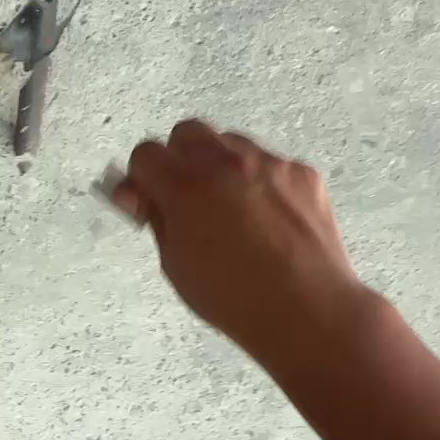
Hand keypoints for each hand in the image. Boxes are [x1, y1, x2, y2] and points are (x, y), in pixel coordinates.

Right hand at [113, 120, 374, 361]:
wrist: (303, 307)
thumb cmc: (231, 295)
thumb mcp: (174, 263)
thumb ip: (154, 219)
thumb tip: (136, 194)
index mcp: (186, 188)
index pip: (146, 154)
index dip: (140, 178)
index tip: (144, 200)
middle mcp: (227, 163)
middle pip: (187, 133)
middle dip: (177, 159)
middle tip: (181, 197)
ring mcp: (269, 163)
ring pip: (230, 144)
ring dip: (218, 167)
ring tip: (225, 211)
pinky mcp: (301, 172)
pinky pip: (268, 163)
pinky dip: (256, 183)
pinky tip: (262, 221)